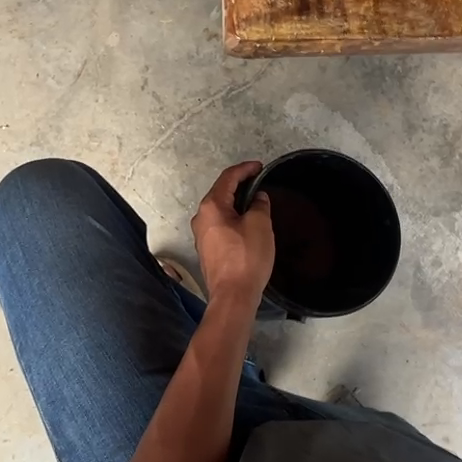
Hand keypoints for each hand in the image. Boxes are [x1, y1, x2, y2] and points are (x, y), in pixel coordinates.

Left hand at [190, 161, 274, 306]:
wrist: (233, 295)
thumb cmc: (246, 258)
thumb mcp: (260, 225)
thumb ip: (259, 205)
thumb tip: (257, 198)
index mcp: (212, 206)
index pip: (228, 177)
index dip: (245, 169)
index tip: (260, 166)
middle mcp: (201, 217)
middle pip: (220, 192)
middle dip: (240, 184)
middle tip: (259, 181)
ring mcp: (202, 234)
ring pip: (220, 209)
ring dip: (236, 202)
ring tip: (255, 201)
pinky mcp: (207, 249)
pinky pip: (220, 224)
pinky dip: (233, 217)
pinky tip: (246, 222)